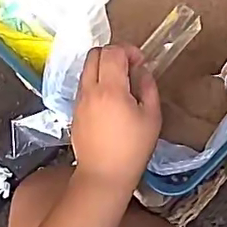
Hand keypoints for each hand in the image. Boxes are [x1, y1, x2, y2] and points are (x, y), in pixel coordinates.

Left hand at [71, 43, 160, 191]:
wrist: (103, 175)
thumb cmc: (133, 149)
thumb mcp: (152, 117)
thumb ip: (148, 87)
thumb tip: (142, 71)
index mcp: (110, 90)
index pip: (113, 53)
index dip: (129, 50)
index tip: (140, 62)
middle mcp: (90, 91)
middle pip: (94, 54)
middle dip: (113, 54)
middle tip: (129, 67)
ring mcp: (79, 101)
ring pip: (86, 69)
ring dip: (103, 67)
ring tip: (121, 85)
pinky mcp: (75, 111)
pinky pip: (84, 86)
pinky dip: (96, 82)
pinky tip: (111, 101)